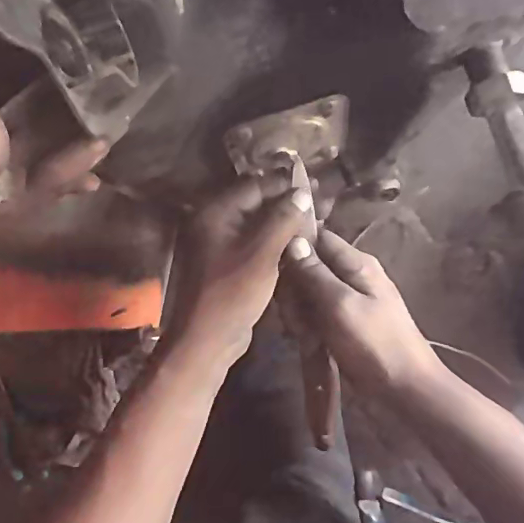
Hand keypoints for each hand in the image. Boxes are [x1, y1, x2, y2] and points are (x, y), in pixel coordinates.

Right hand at [0, 0, 108, 223]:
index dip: (38, 187)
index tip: (88, 155)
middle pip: (4, 187)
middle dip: (57, 170)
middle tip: (107, 133)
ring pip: (8, 154)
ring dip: (56, 145)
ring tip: (104, 123)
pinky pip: (1, 114)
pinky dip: (39, 113)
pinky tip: (74, 103)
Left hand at [166, 176, 312, 360]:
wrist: (206, 339)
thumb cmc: (233, 293)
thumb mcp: (262, 253)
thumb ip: (283, 218)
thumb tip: (302, 193)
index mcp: (214, 212)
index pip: (254, 185)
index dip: (284, 183)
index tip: (314, 184)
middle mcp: (212, 221)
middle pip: (253, 202)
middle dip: (285, 201)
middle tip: (317, 200)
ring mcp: (216, 243)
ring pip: (254, 223)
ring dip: (281, 220)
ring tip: (312, 219)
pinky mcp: (225, 263)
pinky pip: (251, 242)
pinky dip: (272, 239)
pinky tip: (295, 242)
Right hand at [280, 229, 443, 391]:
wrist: (406, 390)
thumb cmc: (375, 344)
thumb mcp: (340, 305)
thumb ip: (315, 273)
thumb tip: (292, 240)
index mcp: (357, 263)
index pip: (318, 237)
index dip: (293, 247)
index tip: (273, 268)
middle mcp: (352, 277)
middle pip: (309, 267)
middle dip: (294, 288)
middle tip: (293, 313)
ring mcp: (349, 302)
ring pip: (309, 294)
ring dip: (298, 311)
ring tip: (301, 332)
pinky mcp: (344, 326)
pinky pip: (316, 316)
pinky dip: (308, 327)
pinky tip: (307, 341)